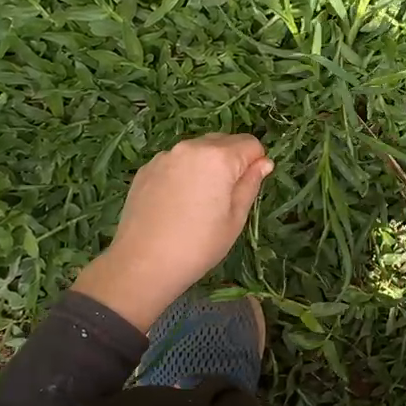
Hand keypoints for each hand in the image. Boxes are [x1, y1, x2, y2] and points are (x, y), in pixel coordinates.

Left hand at [74, 134, 274, 331]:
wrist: (142, 263)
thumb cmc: (198, 245)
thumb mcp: (235, 219)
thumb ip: (250, 184)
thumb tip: (263, 163)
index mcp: (219, 157)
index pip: (251, 144)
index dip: (256, 163)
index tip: (249, 187)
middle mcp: (191, 147)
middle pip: (224, 141)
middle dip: (232, 160)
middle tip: (226, 195)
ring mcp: (165, 156)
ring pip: (198, 150)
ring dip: (207, 164)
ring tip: (199, 200)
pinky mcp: (147, 169)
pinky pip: (176, 161)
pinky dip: (184, 172)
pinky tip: (177, 202)